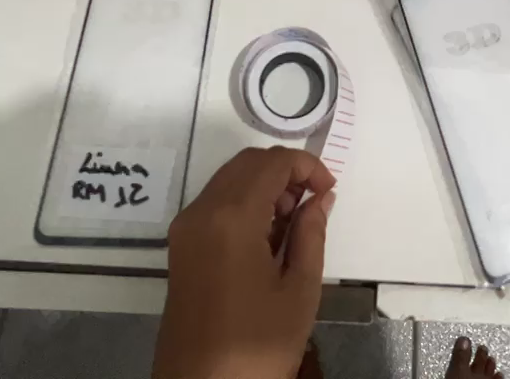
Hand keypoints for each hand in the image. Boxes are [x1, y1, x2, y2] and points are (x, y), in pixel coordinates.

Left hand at [153, 147, 337, 378]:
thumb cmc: (256, 347)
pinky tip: (266, 236)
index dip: (307, 166)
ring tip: (292, 223)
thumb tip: (319, 198)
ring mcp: (186, 229)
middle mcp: (202, 211)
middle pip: (248, 163)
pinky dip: (244, 201)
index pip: (273, 163)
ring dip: (264, 185)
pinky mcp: (180, 247)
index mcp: (232, 217)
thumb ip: (311, 233)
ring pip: (230, 178)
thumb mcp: (299, 291)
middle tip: (312, 203)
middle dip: (285, 171)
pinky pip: (216, 202)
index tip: (329, 190)